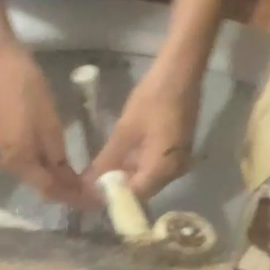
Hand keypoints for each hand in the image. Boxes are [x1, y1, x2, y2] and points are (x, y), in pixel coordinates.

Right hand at [0, 43, 93, 206]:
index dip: (74, 198)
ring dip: (55, 180)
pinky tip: (59, 165)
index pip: (50, 191)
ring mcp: (0, 155)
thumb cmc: (27, 89)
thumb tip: (70, 184)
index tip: (96, 201)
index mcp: (19, 163)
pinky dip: (43, 167)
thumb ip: (59, 160)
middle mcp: (6, 166)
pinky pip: (25, 163)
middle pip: (40, 186)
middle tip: (92, 191)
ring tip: (80, 181)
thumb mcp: (50, 126)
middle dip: (66, 191)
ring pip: (33, 175)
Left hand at [86, 62, 200, 198]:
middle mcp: (175, 172)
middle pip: (142, 190)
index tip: (90, 193)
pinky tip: (118, 160)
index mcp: (163, 169)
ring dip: (125, 177)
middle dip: (117, 188)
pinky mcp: (178, 151)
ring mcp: (179, 162)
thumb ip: (107, 161)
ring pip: (147, 179)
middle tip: (92, 183)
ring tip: (100, 173)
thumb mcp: (125, 131)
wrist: (181, 72)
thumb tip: (88, 184)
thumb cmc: (153, 99)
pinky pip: (155, 167)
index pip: (134, 195)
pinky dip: (136, 166)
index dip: (111, 196)